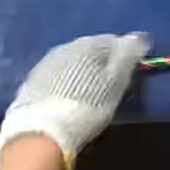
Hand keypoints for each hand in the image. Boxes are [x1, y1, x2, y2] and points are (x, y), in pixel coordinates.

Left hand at [0, 34, 151, 169]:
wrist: (43, 132)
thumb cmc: (87, 107)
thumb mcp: (115, 84)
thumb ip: (127, 57)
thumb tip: (138, 37)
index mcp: (87, 44)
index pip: (111, 42)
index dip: (122, 57)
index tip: (127, 73)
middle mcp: (65, 47)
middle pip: (89, 51)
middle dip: (100, 63)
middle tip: (108, 85)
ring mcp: (45, 64)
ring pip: (71, 62)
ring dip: (81, 72)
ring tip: (88, 93)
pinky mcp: (31, 81)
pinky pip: (55, 76)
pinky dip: (64, 83)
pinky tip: (67, 98)